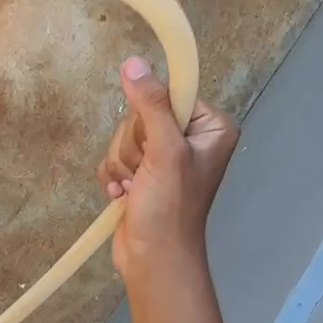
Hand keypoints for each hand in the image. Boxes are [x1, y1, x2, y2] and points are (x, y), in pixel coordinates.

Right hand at [96, 57, 238, 282]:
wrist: (152, 259)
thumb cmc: (168, 208)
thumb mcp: (164, 152)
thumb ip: (150, 106)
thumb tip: (132, 63)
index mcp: (210, 127)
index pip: (170, 95)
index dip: (151, 119)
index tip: (154, 147)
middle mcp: (189, 139)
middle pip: (141, 117)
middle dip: (133, 148)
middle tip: (143, 174)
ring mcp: (163, 159)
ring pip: (124, 139)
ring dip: (121, 165)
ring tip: (133, 189)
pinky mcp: (140, 176)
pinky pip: (114, 159)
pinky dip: (113, 176)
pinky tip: (122, 194)